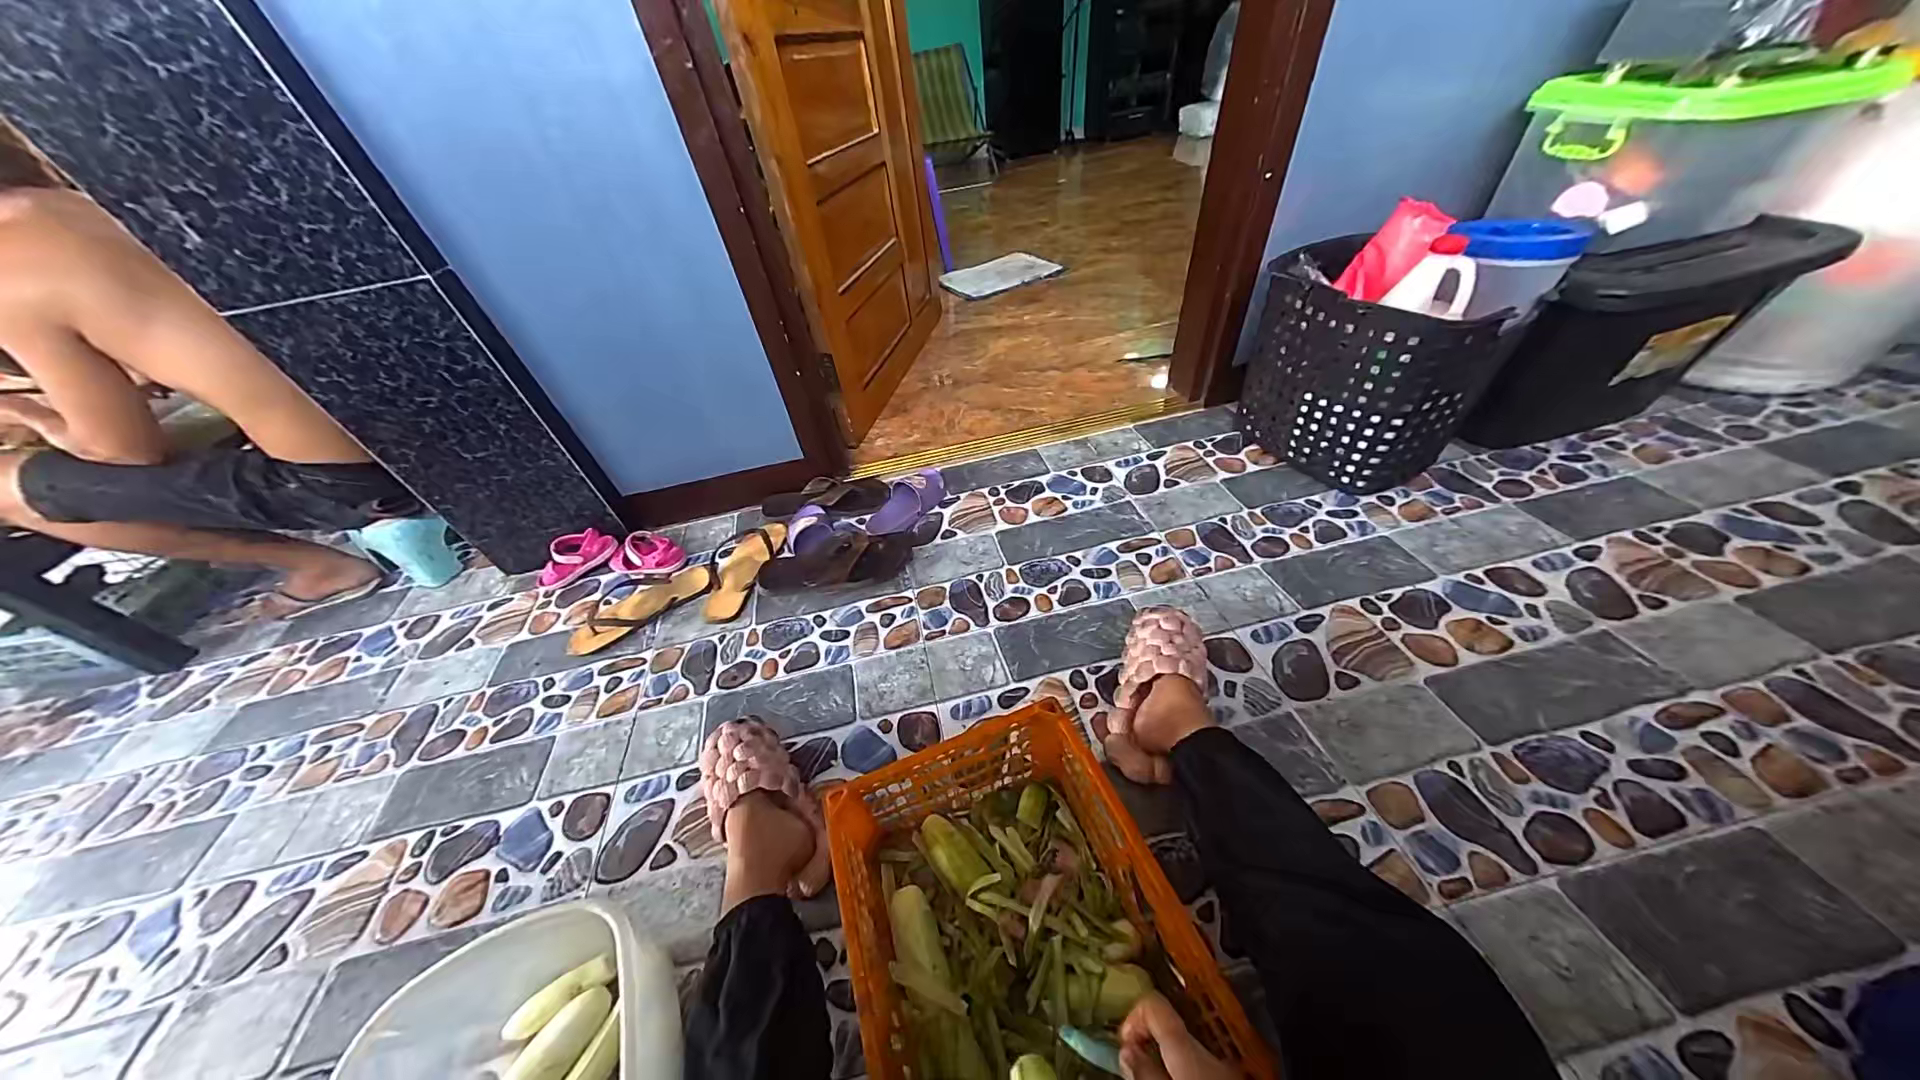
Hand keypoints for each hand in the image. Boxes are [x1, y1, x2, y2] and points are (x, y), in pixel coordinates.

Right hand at [1117, 994, 1238, 1079]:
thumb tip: (1127, 1049)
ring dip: (1166, 1063)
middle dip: (1148, 1045)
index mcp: (1189, 1052)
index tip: (1125, 1047)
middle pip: (1171, 1032)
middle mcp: (1210, 1055)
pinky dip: (1184, 1072)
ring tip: (1155, 1079)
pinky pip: (1201, 1070)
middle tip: (1135, 1071)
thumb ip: (1145, 1073)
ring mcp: (1226, 1072)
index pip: (1156, 1006)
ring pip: (1186, 1053)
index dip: (1134, 1019)